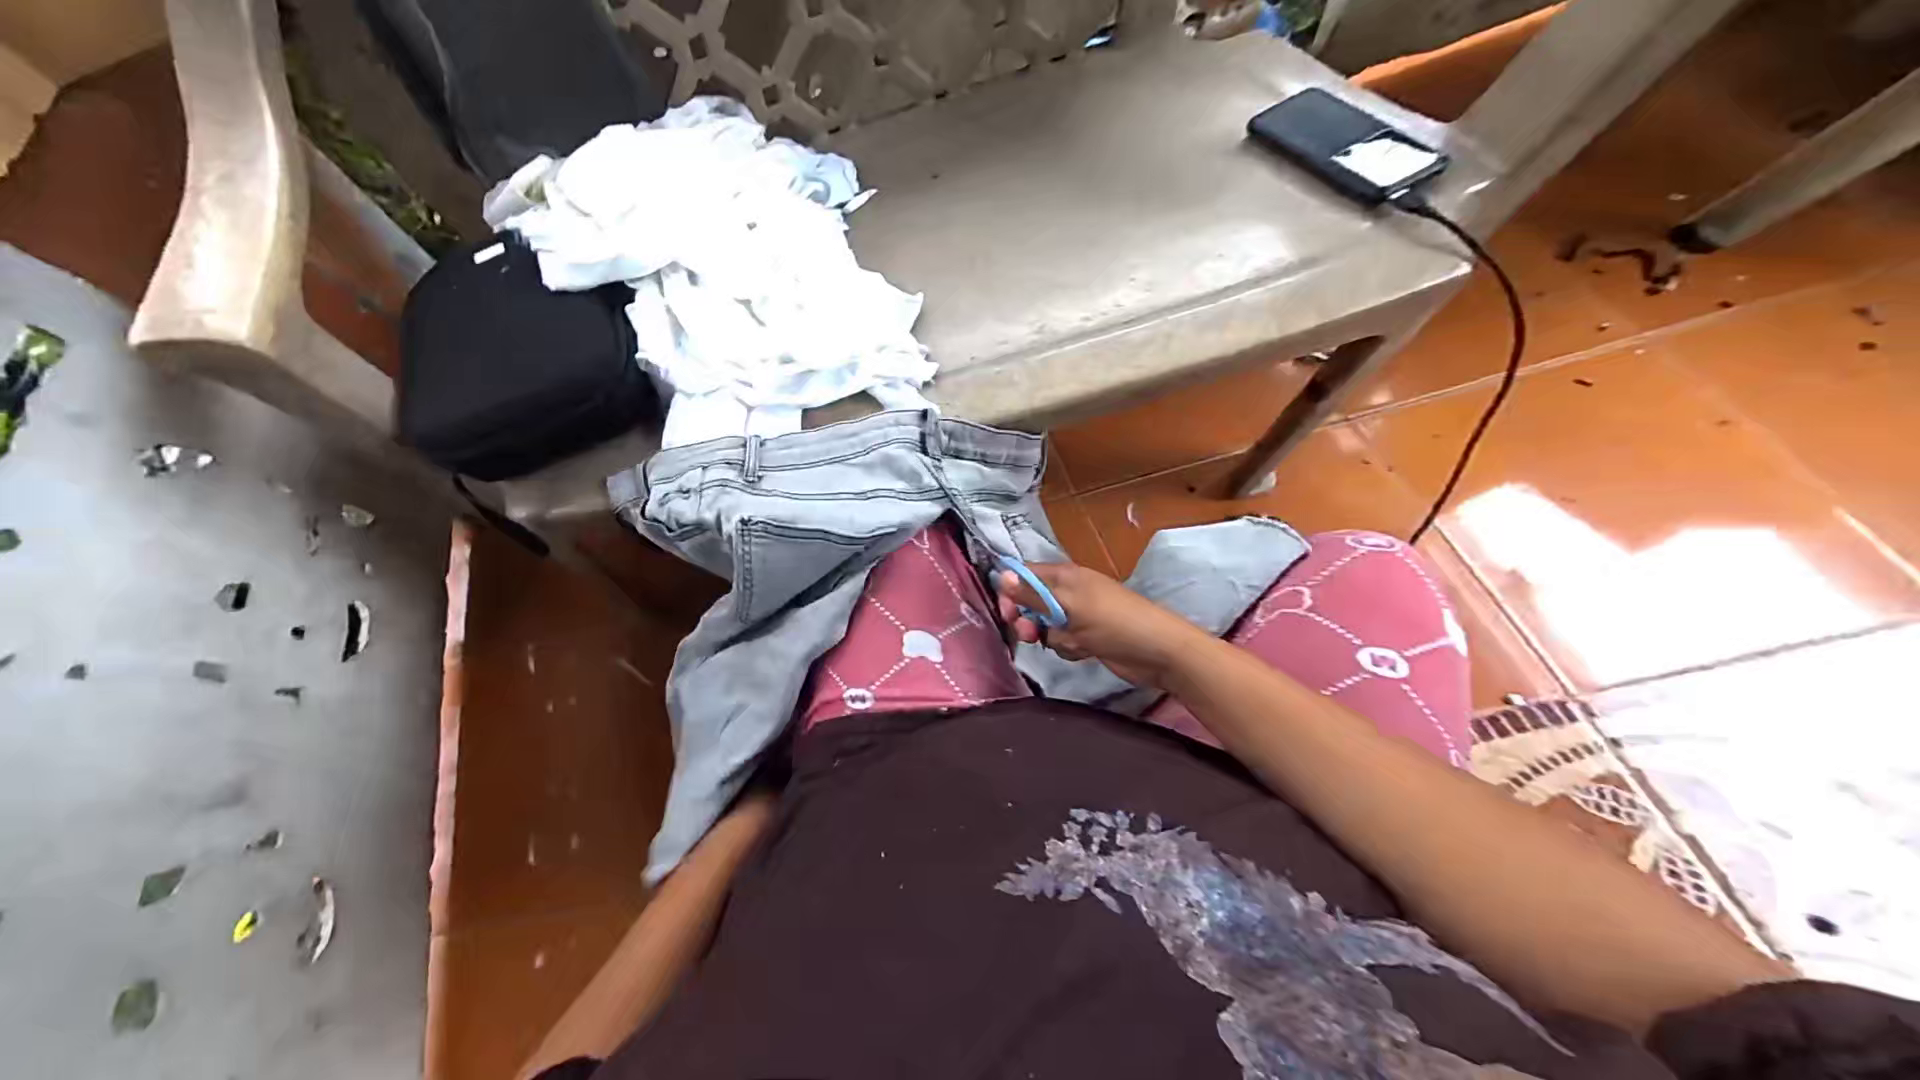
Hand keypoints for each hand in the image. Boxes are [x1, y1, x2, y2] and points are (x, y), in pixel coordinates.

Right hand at [994, 561, 1213, 688]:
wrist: (1158, 652)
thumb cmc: (1113, 623)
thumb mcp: (1069, 607)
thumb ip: (1033, 595)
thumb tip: (1000, 575)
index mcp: (1064, 575)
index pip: (1025, 576)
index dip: (1011, 592)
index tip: (1007, 614)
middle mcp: (1069, 591)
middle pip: (1032, 603)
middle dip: (1029, 620)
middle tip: (1031, 635)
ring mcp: (1079, 615)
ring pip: (1046, 626)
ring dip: (1052, 637)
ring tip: (1070, 644)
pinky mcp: (1087, 637)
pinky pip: (1062, 641)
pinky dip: (1068, 648)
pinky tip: (1083, 652)